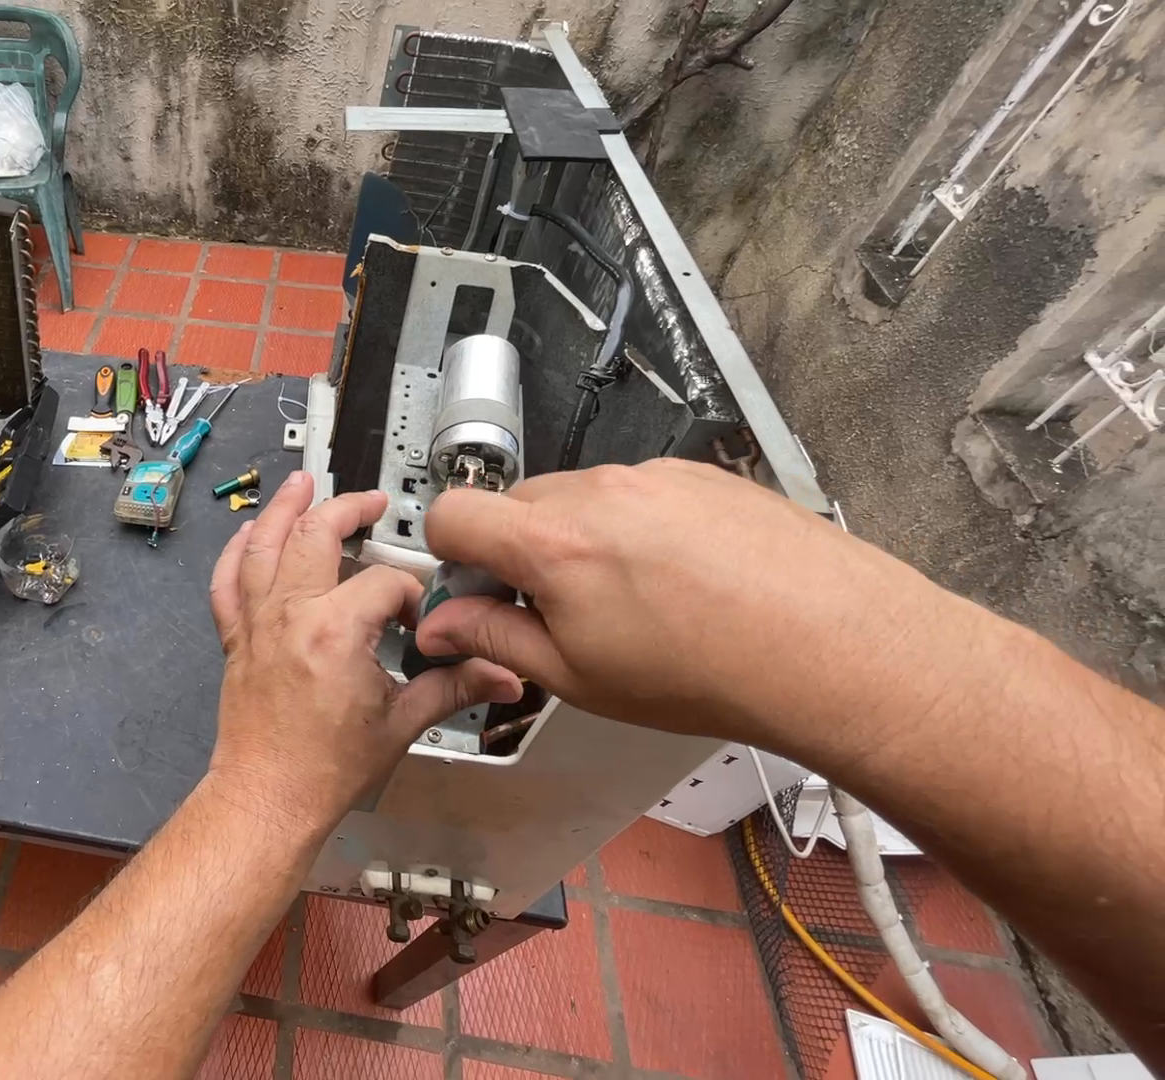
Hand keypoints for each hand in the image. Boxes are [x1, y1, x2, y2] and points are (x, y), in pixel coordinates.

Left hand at [207, 471, 522, 834]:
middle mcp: (291, 615)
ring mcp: (257, 622)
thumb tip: (504, 674)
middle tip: (370, 504)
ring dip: (283, 509)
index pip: (383, 581)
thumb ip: (452, 686)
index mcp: (335, 631)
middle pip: (316, 534)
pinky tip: (250, 533)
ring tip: (301, 483)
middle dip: (348, 510)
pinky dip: (236, 553)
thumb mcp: (400, 722)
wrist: (269, 795)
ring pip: (265, 546)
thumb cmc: (326, 768)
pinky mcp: (236, 637)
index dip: (409, 593)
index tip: (416, 619)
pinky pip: (227, 583)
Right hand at [416, 459, 981, 746]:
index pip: (450, 513)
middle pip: (511, 505)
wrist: (843, 652)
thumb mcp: (574, 675)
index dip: (447, 553)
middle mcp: (595, 492)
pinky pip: (629, 490)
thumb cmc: (707, 674)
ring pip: (571, 498)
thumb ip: (490, 637)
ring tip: (629, 596)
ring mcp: (650, 475)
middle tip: (555, 607)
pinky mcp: (695, 473)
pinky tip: (673, 575)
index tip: (474, 589)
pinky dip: (627, 526)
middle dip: (514, 552)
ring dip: (573, 539)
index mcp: (553, 543)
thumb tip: (438, 626)